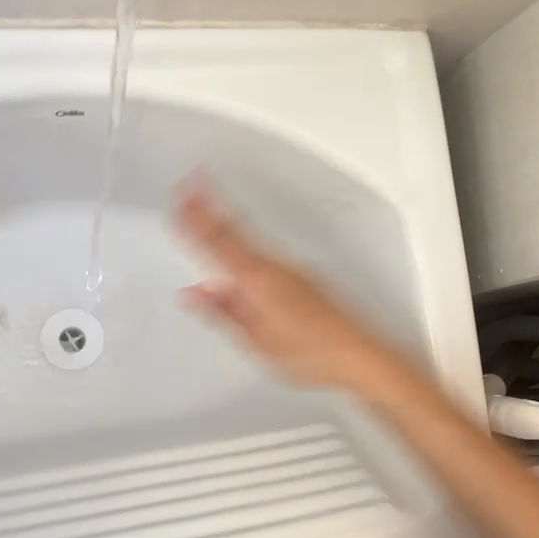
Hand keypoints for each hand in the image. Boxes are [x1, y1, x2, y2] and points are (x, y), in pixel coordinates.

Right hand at [174, 181, 403, 391]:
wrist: (358, 353)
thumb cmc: (310, 352)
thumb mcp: (255, 340)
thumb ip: (222, 312)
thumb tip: (194, 293)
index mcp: (257, 280)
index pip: (218, 243)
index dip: (196, 220)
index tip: (180, 198)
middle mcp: (275, 267)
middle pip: (235, 233)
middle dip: (210, 209)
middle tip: (192, 183)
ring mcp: (292, 270)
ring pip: (251, 243)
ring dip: (228, 226)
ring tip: (209, 209)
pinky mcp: (303, 278)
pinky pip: (266, 255)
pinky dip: (247, 245)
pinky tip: (243, 255)